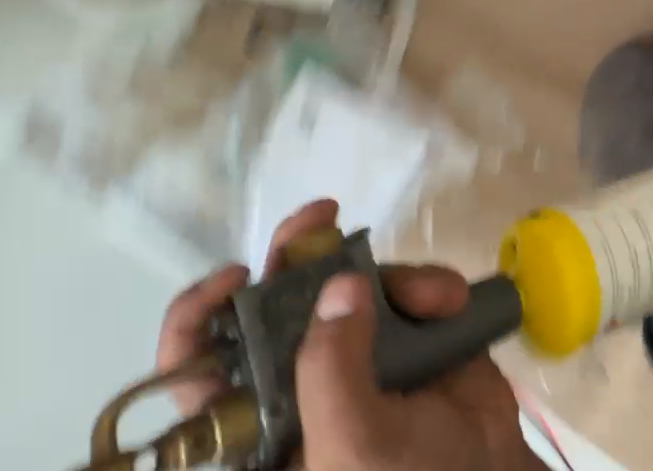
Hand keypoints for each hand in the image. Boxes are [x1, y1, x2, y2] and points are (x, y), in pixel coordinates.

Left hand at [153, 199, 545, 470]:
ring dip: (399, 280)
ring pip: (358, 288)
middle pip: (283, 304)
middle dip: (302, 257)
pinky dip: (434, 285)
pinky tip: (453, 300)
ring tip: (439, 298)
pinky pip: (412, 289)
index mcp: (259, 417)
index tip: (238, 272)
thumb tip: (341, 284)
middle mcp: (301, 377)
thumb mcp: (350, 438)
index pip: (199, 364)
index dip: (203, 315)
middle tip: (323, 215)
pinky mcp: (415, 333)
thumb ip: (333, 367)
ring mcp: (361, 351)